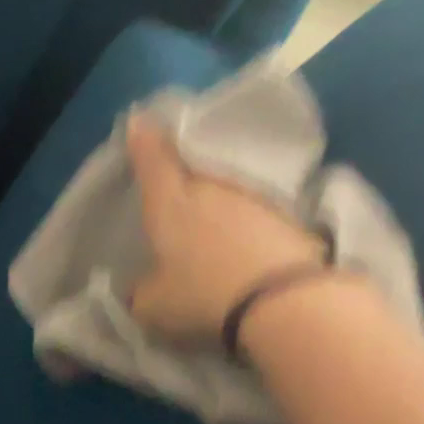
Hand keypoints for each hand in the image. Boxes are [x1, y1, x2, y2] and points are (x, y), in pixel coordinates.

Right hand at [125, 112, 330, 345]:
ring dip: (213, 192)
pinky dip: (239, 215)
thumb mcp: (151, 304)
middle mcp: (210, 190)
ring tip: (204, 208)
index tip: (138, 119)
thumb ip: (141, 288)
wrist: (281, 301)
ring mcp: (252, 198)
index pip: (153, 161)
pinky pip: (251, 206)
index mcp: (170, 205)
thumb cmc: (200, 296)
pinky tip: (235, 233)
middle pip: (192, 166)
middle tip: (170, 168)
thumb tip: (141, 283)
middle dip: (179, 162)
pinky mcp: (285, 214)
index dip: (143, 140)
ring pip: (223, 185)